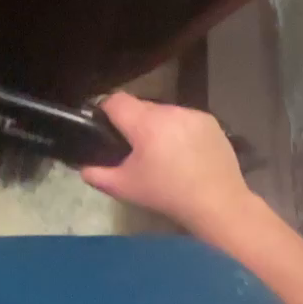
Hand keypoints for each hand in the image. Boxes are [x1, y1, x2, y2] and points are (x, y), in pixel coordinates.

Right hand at [80, 93, 256, 234]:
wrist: (218, 203)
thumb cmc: (166, 194)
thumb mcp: (125, 188)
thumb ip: (98, 175)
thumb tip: (84, 168)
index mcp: (145, 123)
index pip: (115, 100)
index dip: (105, 111)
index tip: (105, 130)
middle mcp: (169, 110)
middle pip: (140, 106)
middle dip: (133, 123)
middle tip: (134, 150)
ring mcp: (193, 114)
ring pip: (163, 112)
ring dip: (157, 126)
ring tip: (161, 153)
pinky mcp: (210, 122)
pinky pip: (185, 119)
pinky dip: (178, 131)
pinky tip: (184, 153)